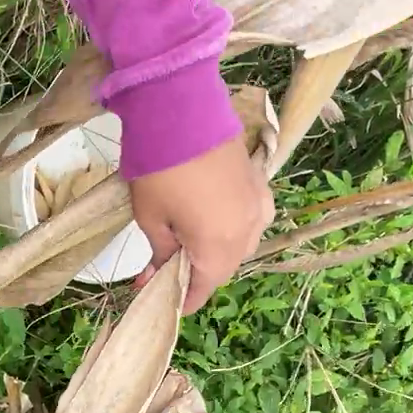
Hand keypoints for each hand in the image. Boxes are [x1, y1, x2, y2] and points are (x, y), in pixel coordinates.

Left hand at [130, 136, 274, 313]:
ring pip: (240, 246)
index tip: (162, 302)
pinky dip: (232, 230)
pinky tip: (212, 226)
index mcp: (220, 247)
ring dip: (215, 253)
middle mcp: (248, 231)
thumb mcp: (152, 221)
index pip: (204, 288)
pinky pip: (251, 220)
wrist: (182, 111)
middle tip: (165, 272)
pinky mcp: (260, 184)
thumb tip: (152, 279)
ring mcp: (259, 205)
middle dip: (197, 276)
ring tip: (185, 249)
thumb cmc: (159, 172)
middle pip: (224, 269)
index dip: (182, 300)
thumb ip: (159, 254)